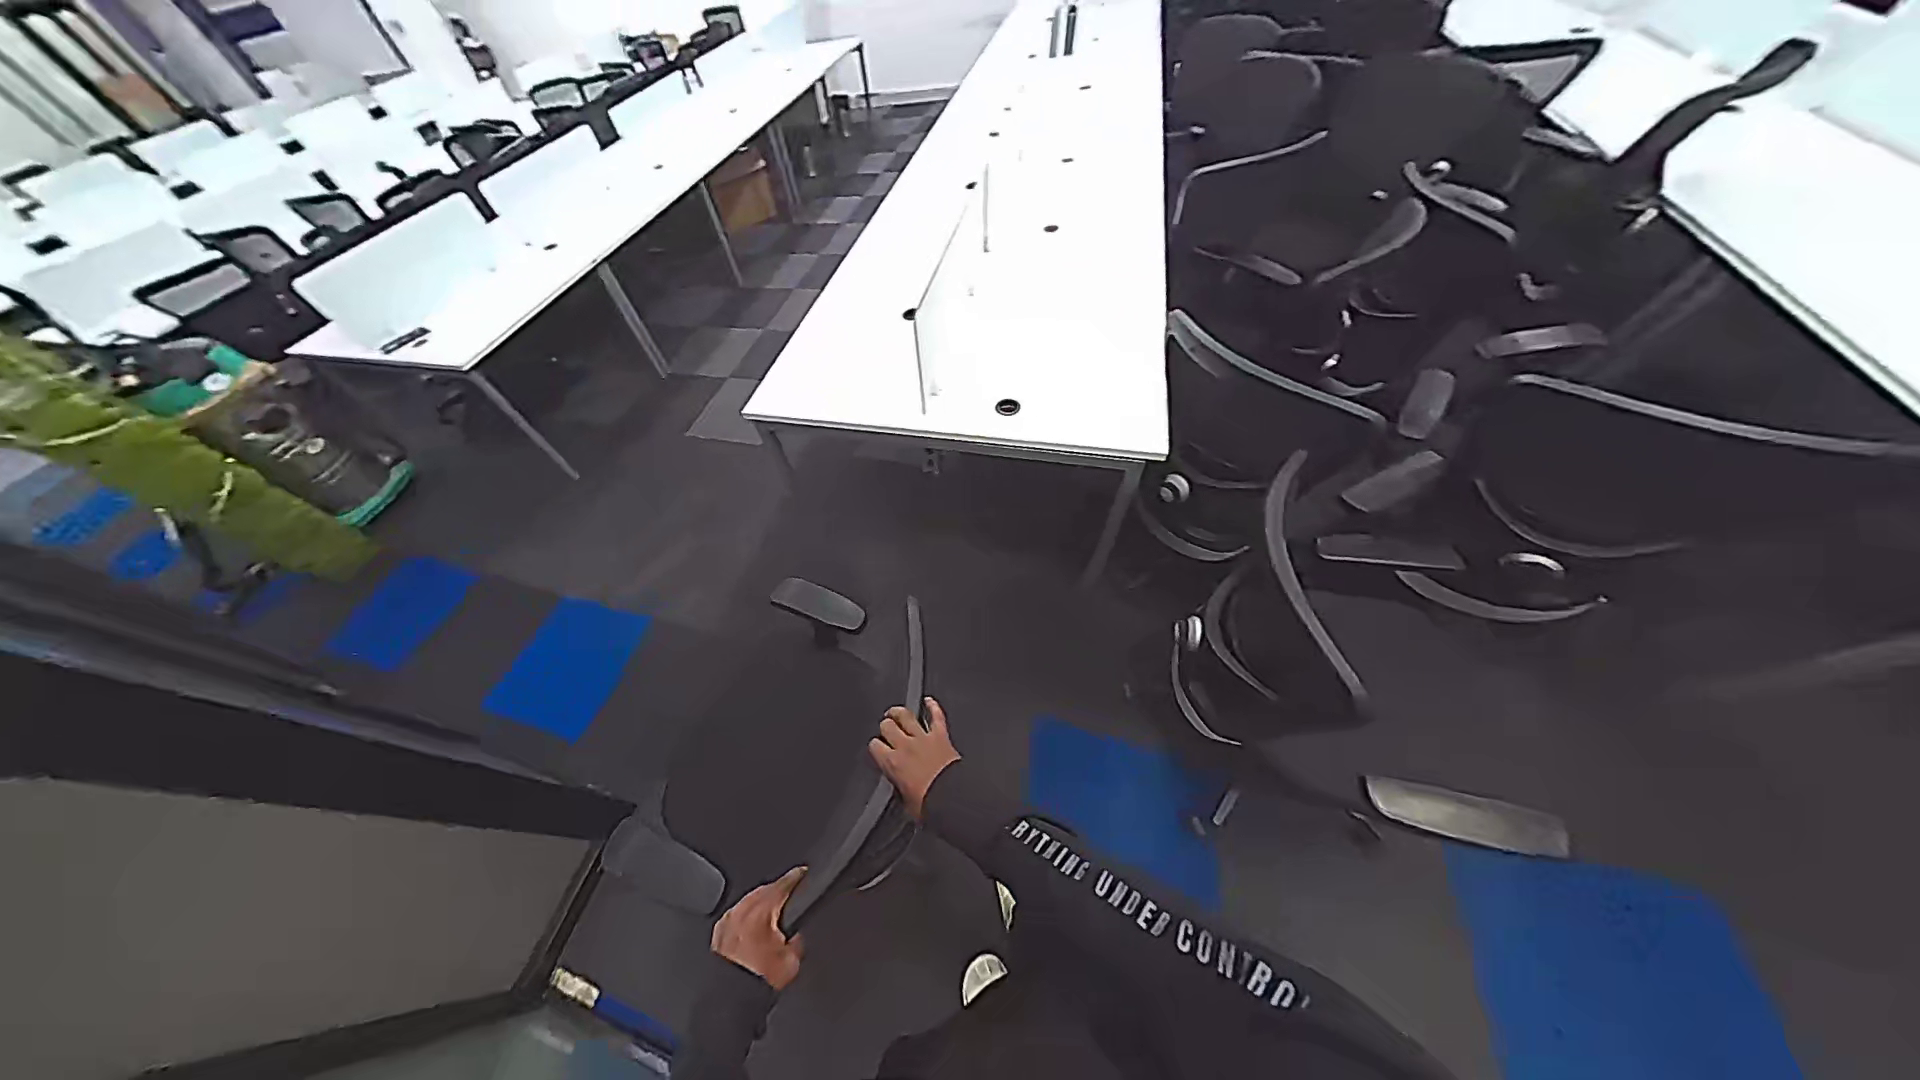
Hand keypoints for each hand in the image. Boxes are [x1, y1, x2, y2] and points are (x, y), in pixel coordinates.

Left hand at [711, 866, 806, 989]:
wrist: (727, 1002)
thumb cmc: (754, 983)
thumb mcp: (791, 963)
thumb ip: (798, 940)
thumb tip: (798, 933)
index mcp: (761, 912)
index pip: (783, 884)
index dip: (796, 876)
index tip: (802, 872)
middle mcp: (742, 912)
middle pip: (764, 889)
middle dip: (777, 890)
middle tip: (788, 896)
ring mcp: (727, 922)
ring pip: (748, 901)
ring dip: (760, 902)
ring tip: (770, 915)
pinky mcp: (717, 934)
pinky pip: (736, 915)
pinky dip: (745, 916)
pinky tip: (751, 929)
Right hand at [868, 697, 959, 820]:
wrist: (953, 798)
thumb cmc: (929, 804)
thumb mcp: (905, 802)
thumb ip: (899, 788)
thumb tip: (901, 788)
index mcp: (892, 763)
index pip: (875, 746)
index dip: (876, 746)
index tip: (878, 747)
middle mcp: (905, 746)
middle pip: (888, 726)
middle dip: (886, 726)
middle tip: (886, 727)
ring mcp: (924, 737)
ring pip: (907, 716)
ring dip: (899, 712)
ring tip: (895, 711)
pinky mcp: (941, 735)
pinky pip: (936, 716)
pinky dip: (933, 706)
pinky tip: (929, 700)